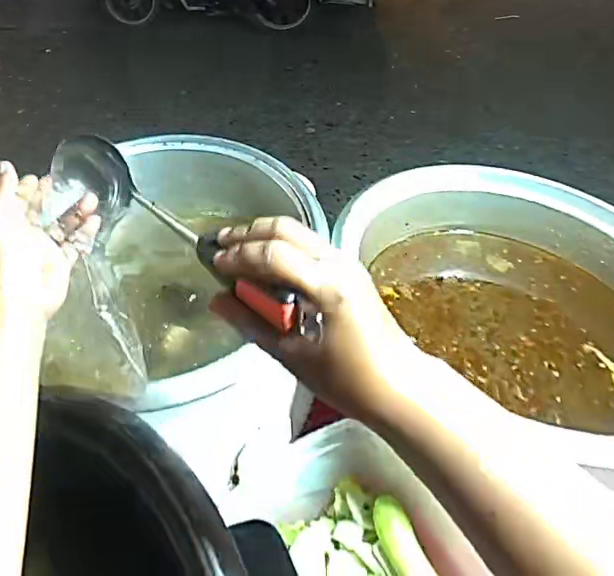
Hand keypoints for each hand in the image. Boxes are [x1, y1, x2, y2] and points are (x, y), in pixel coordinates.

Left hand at [0, 162, 99, 320]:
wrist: (16, 304)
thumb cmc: (2, 265)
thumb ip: (3, 193)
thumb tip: (3, 166)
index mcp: (7, 226)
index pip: (19, 202)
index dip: (28, 188)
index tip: (41, 177)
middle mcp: (25, 238)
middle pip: (44, 212)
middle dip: (56, 197)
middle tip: (70, 183)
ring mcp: (44, 252)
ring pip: (64, 226)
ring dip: (77, 211)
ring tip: (90, 198)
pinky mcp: (61, 265)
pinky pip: (76, 245)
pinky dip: (86, 232)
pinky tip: (95, 220)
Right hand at [208, 217, 432, 424]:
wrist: (400, 383)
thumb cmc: (350, 381)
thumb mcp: (292, 358)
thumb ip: (252, 324)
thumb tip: (219, 302)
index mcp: (327, 285)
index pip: (273, 254)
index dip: (239, 255)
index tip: (213, 262)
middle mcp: (338, 262)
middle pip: (286, 229)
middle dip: (249, 234)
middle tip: (219, 245)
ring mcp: (346, 260)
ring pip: (298, 231)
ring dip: (265, 235)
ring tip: (236, 249)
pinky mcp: (349, 266)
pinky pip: (309, 243)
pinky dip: (283, 245)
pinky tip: (266, 262)